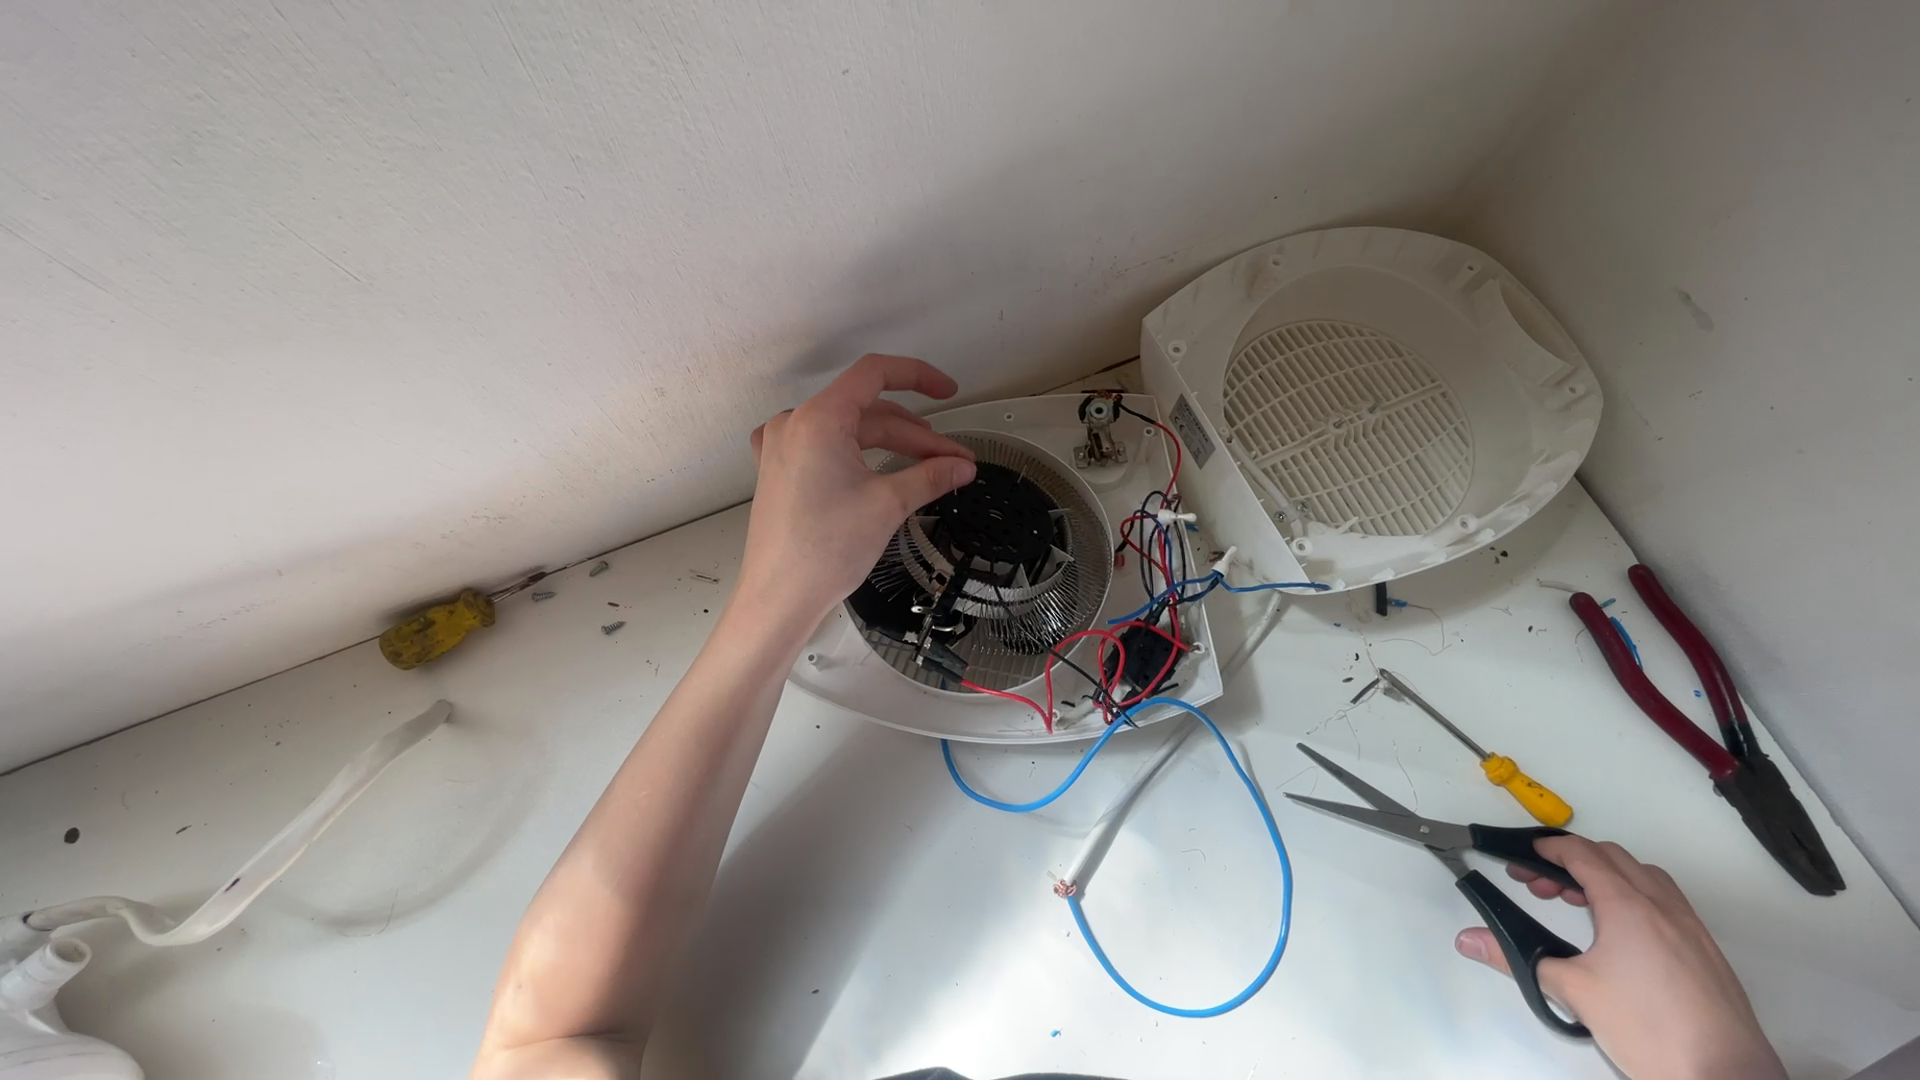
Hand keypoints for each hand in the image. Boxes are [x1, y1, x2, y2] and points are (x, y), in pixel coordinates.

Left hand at [741, 354, 976, 625]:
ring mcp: (783, 448)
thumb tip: (961, 466)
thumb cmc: (821, 552)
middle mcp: (794, 425)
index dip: (918, 376)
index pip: (874, 374)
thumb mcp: (888, 505)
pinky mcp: (782, 471)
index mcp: (817, 420)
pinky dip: (862, 456)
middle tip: (952, 460)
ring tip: (930, 469)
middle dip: (915, 434)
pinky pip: (829, 448)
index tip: (948, 391)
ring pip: (851, 432)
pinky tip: (887, 472)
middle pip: (868, 412)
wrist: (780, 597)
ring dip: (892, 446)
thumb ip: (931, 476)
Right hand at [1455, 836, 1784, 1079]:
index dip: (1549, 848)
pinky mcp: (1709, 952)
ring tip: (1581, 903)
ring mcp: (1693, 929)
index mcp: (1629, 907)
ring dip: (1608, 875)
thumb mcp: (1572, 991)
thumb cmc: (1646, 1029)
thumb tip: (1466, 941)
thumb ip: (1514, 957)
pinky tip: (1622, 931)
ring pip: (1646, 876)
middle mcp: (1664, 908)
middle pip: (1614, 857)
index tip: (1524, 855)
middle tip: (1541, 884)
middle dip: (1572, 860)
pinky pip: (1668, 901)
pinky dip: (1636, 895)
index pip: (1583, 855)